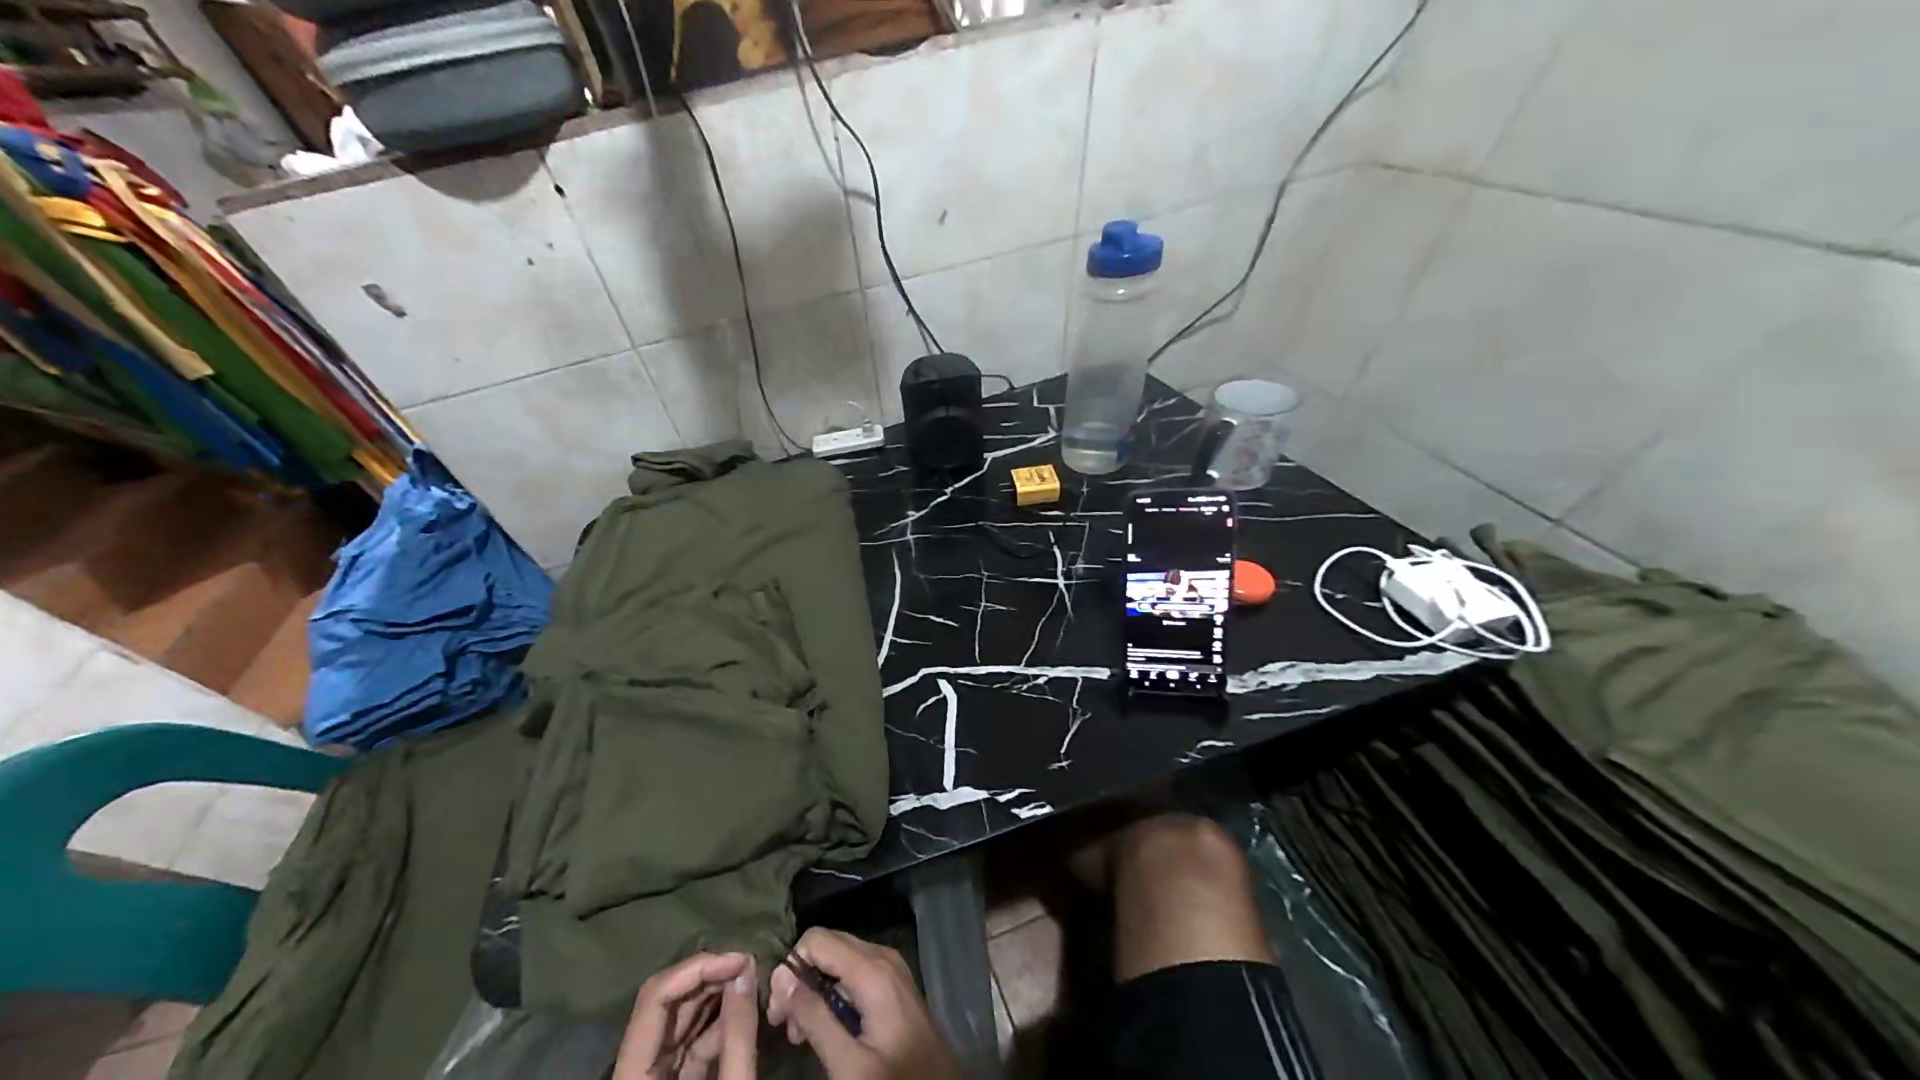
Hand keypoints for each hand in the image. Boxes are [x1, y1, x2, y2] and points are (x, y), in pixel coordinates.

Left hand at [613, 952, 756, 1079]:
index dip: (697, 969)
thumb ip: (737, 1036)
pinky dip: (721, 1021)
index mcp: (632, 1075)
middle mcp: (636, 1068)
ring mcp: (654, 1075)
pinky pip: (693, 1042)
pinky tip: (744, 1005)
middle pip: (668, 1005)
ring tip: (751, 976)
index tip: (739, 960)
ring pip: (682, 1020)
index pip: (654, 999)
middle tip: (750, 963)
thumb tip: (746, 971)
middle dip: (711, 977)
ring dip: (718, 994)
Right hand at [766, 928, 960, 1079]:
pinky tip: (826, 1028)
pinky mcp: (892, 982)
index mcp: (873, 969)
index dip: (790, 969)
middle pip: (827, 945)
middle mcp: (882, 956)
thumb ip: (813, 1016)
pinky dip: (833, 994)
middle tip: (785, 1025)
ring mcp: (890, 967)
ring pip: (838, 959)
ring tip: (801, 1035)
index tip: (777, 1012)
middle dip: (800, 980)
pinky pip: (854, 972)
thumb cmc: (894, 1078)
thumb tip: (781, 975)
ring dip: (814, 990)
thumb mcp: (848, 1063)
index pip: (816, 939)